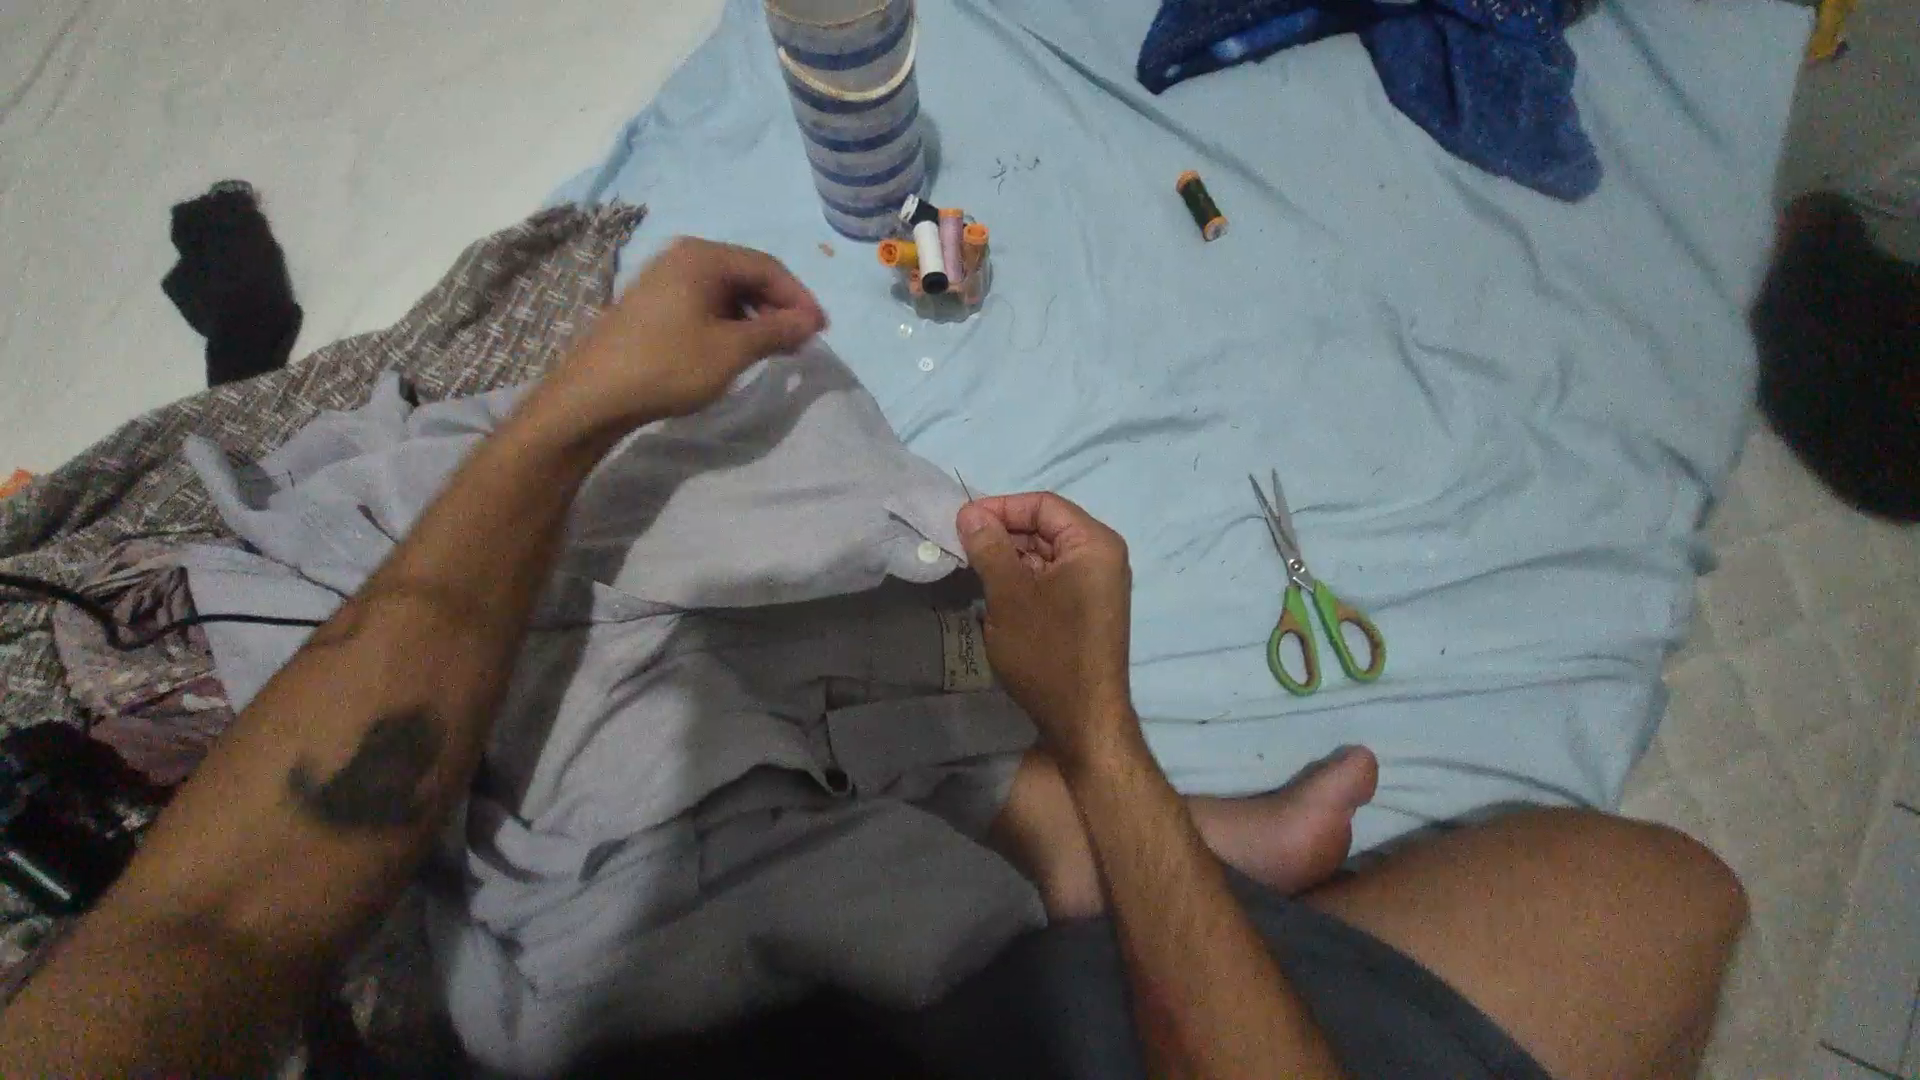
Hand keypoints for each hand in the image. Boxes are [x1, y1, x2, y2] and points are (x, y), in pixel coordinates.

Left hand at [541, 237, 827, 437]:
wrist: (596, 394)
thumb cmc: (669, 366)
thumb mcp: (733, 350)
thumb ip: (777, 330)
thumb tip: (811, 320)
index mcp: (703, 257)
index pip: (768, 267)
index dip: (800, 298)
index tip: (821, 330)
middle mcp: (683, 257)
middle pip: (747, 275)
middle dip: (779, 307)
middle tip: (801, 341)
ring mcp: (665, 278)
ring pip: (727, 291)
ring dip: (757, 317)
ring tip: (774, 349)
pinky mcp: (654, 303)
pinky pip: (706, 303)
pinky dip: (732, 322)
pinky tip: (738, 349)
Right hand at [957, 493, 1137, 768]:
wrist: (1082, 721)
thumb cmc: (1048, 651)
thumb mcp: (1009, 593)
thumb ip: (989, 546)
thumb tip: (970, 513)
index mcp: (1094, 543)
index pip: (1043, 504)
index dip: (1000, 507)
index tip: (961, 522)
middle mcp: (1102, 558)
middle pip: (1045, 528)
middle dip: (1002, 534)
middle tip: (960, 547)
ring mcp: (1096, 587)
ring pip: (1044, 556)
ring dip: (1008, 560)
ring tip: (971, 571)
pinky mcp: (1085, 611)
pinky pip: (1050, 581)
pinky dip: (1021, 582)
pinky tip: (992, 596)